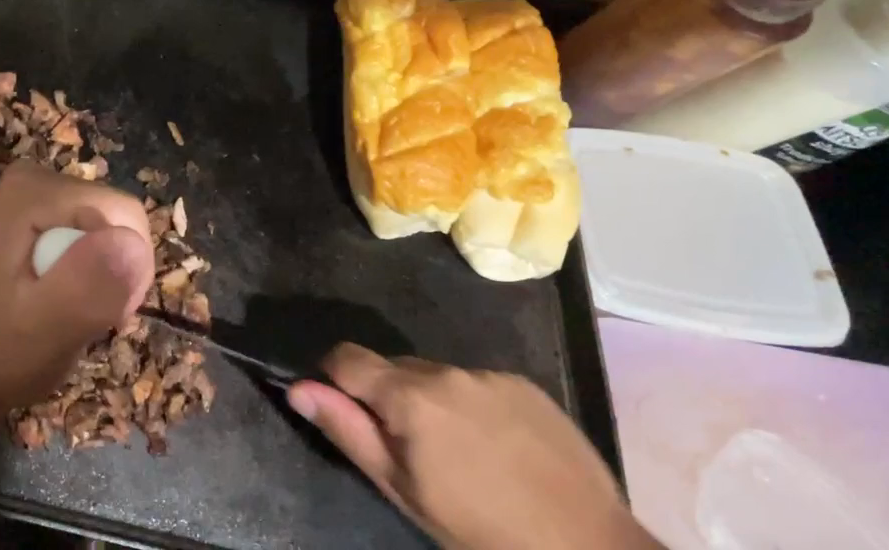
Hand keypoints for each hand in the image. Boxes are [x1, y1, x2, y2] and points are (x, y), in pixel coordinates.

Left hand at [0, 162, 153, 441]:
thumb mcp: (47, 328)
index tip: (103, 314)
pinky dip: (88, 277)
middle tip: (83, 318)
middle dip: (114, 274)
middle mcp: (33, 179)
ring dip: (102, 280)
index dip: (128, 269)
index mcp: (33, 191)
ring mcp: (32, 196)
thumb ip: (88, 284)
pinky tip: (59, 303)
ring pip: (108, 233)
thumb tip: (132, 244)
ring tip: (68, 315)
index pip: (126, 215)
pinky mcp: (35, 217)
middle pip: (117, 219)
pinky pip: (90, 240)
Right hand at [287, 344, 659, 549]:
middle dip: (388, 396)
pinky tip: (496, 447)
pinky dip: (471, 405)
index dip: (334, 378)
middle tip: (409, 449)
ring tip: (459, 452)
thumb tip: (299, 388)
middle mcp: (447, 370)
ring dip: (431, 400)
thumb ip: (347, 430)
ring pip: (437, 375)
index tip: (345, 412)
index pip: (347, 358)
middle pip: (394, 367)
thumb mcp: (402, 490)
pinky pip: (478, 384)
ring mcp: (490, 375)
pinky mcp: (527, 385)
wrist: (589, 548)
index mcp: (410, 396)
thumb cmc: (481, 530)